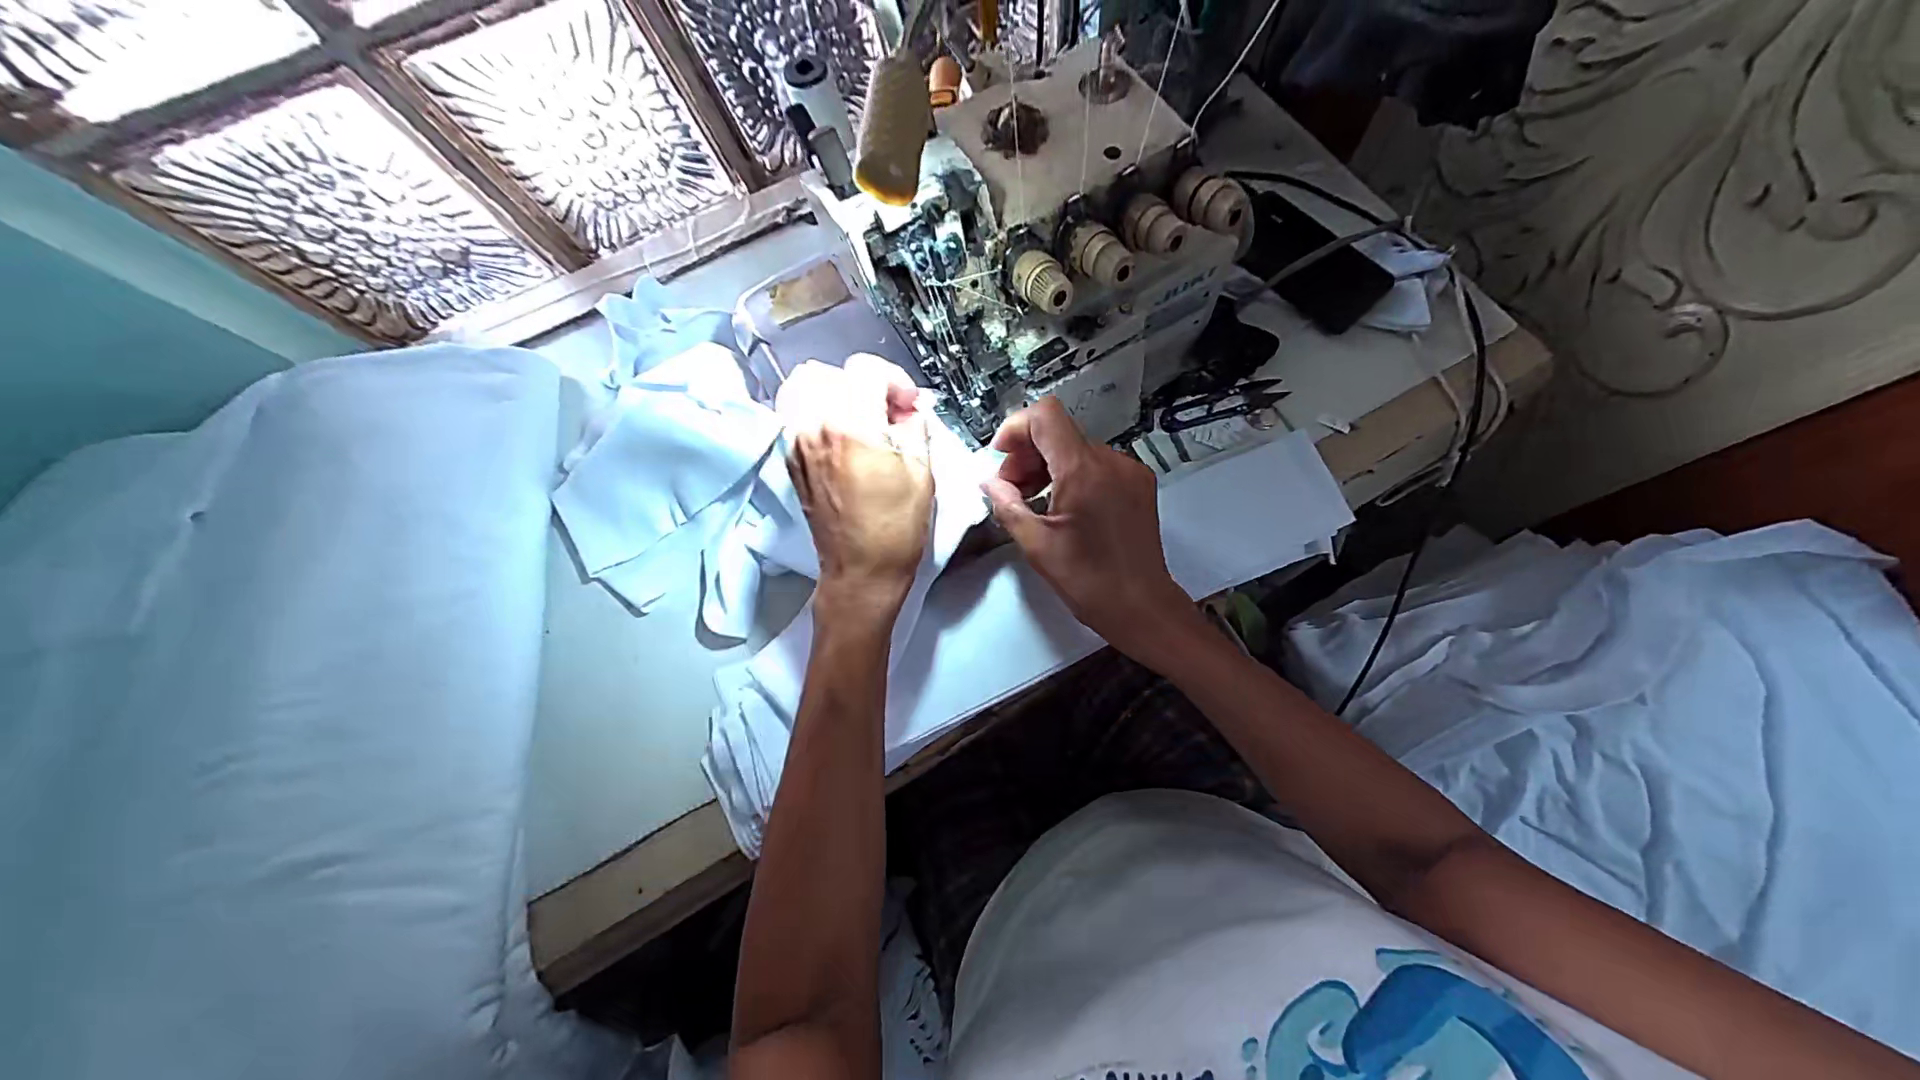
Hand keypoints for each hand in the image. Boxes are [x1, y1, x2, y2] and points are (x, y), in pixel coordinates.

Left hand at [783, 358, 934, 623]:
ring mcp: (797, 445)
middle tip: (884, 408)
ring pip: (801, 387)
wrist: (861, 572)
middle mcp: (815, 429)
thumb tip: (909, 410)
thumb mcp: (922, 472)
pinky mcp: (791, 461)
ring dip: (834, 391)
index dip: (894, 380)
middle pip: (828, 371)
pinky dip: (817, 411)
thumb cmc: (894, 532)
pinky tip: (842, 433)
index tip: (906, 404)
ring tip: (858, 415)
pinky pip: (794, 414)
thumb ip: (914, 427)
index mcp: (851, 429)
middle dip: (862, 382)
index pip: (865, 370)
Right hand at [981, 397, 1203, 668]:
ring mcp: (1129, 471)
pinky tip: (1062, 506)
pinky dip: (1072, 475)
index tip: (1001, 455)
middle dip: (1028, 454)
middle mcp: (1111, 462)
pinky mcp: (1138, 484)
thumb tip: (990, 482)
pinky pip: (1097, 465)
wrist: (1141, 606)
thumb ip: (1007, 505)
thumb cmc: (1089, 581)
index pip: (1046, 416)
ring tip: (1033, 501)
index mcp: (1083, 472)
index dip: (1016, 427)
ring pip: (1077, 449)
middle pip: (1060, 433)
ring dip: (1048, 466)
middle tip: (1010, 489)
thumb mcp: (1036, 544)